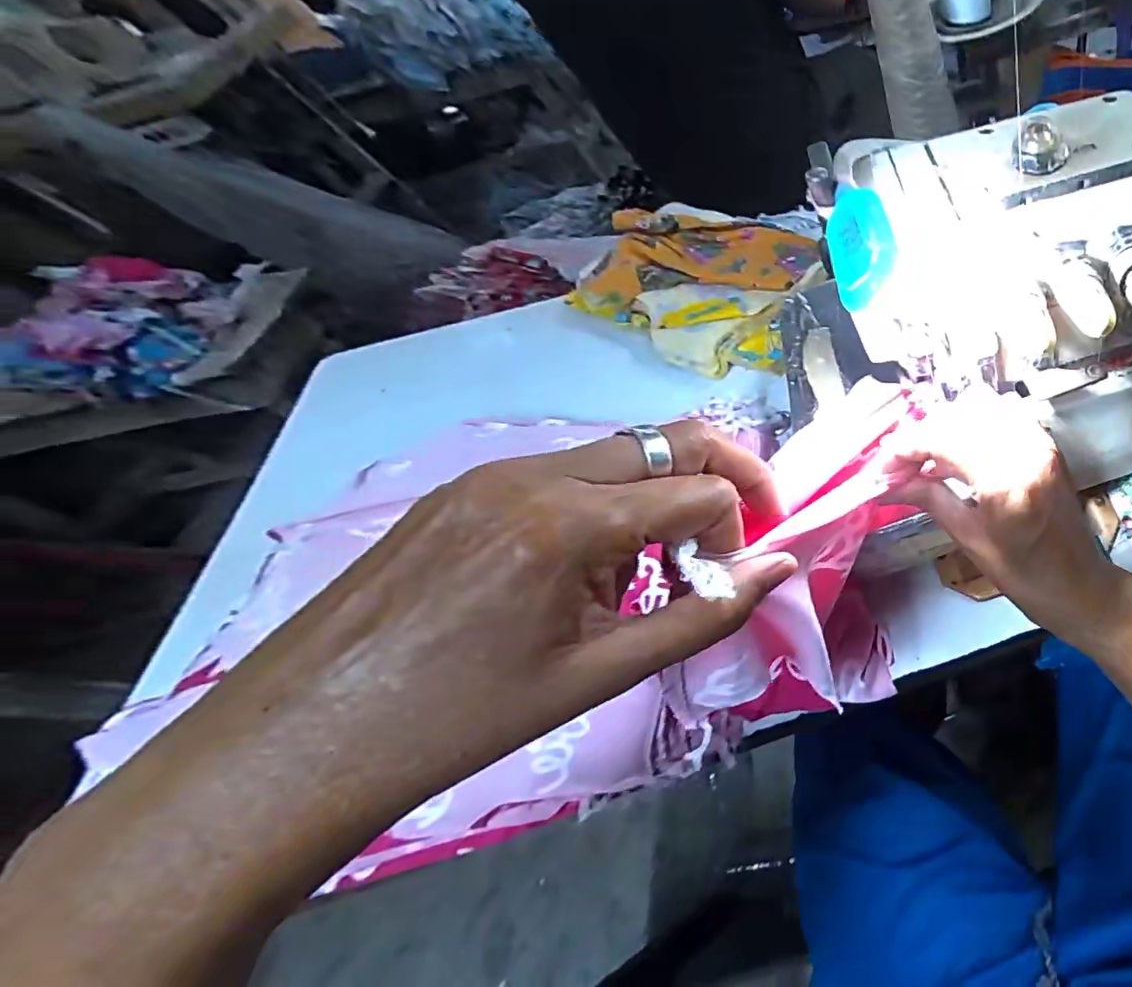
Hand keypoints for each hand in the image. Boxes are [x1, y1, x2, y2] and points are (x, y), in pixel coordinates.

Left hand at [167, 420, 797, 818]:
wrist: (299, 745)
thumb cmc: (466, 718)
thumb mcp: (604, 672)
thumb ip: (706, 615)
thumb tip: (780, 569)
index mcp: (569, 520)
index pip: (702, 489)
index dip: (736, 532)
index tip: (721, 581)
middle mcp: (536, 473)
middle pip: (673, 438)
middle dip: (729, 477)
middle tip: (744, 529)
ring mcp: (496, 472)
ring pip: (626, 453)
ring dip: (668, 495)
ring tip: (655, 565)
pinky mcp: (469, 487)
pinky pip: (573, 472)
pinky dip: (615, 502)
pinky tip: (590, 564)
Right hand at [883, 391, 1131, 649]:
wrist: (1082, 586)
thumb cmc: (1026, 577)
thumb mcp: (971, 540)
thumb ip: (930, 499)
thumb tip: (889, 482)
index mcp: (1005, 482)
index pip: (944, 440)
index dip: (907, 447)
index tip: (884, 465)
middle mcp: (1026, 451)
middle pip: (959, 419)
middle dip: (923, 436)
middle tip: (900, 465)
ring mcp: (1040, 444)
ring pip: (980, 410)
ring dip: (947, 427)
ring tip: (925, 458)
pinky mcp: (1047, 445)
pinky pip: (1003, 416)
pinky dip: (974, 426)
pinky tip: (958, 451)